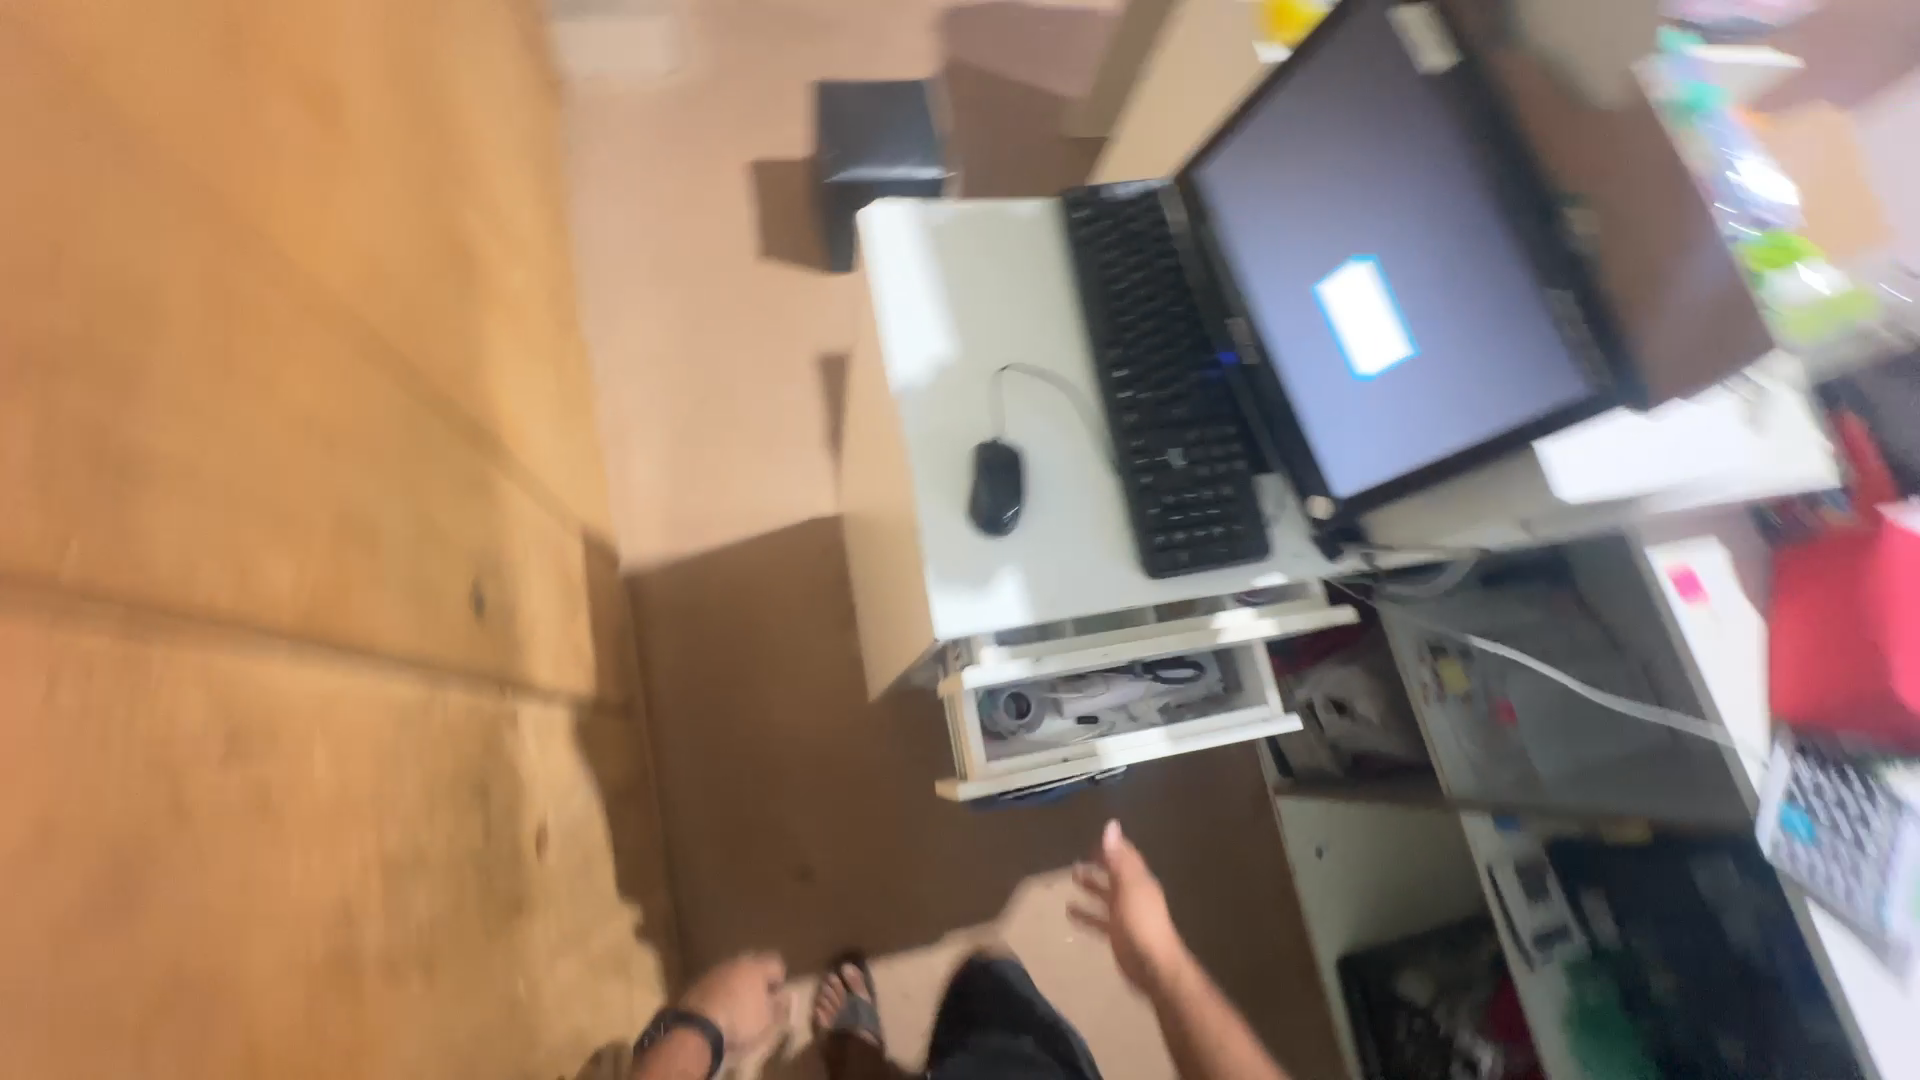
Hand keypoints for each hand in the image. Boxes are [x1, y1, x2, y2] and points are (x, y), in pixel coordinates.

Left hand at [679, 952, 788, 1049]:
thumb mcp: (766, 1021)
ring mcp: (716, 970)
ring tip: (736, 1006)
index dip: (780, 979)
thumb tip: (787, 997)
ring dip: (737, 985)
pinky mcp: (698, 982)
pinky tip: (718, 1009)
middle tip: (757, 1000)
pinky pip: (716, 983)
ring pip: (733, 972)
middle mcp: (738, 961)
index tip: (776, 997)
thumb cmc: (739, 1022)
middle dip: (757, 979)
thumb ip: (779, 1007)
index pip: (777, 962)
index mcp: (758, 966)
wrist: (697, 1027)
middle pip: (753, 964)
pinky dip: (720, 992)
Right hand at [1069, 820, 1190, 993]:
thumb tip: (1111, 824)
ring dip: (1091, 886)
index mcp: (1139, 880)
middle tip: (1079, 856)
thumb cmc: (1142, 922)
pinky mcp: (1117, 933)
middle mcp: (1133, 894)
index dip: (1112, 845)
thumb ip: (1118, 858)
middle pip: (1115, 874)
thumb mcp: (1128, 885)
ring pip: (1105, 895)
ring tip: (1072, 877)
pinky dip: (1085, 914)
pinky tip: (1069, 912)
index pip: (1125, 855)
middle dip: (1100, 864)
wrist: (1153, 966)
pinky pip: (1098, 919)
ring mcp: (1125, 914)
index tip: (1096, 837)